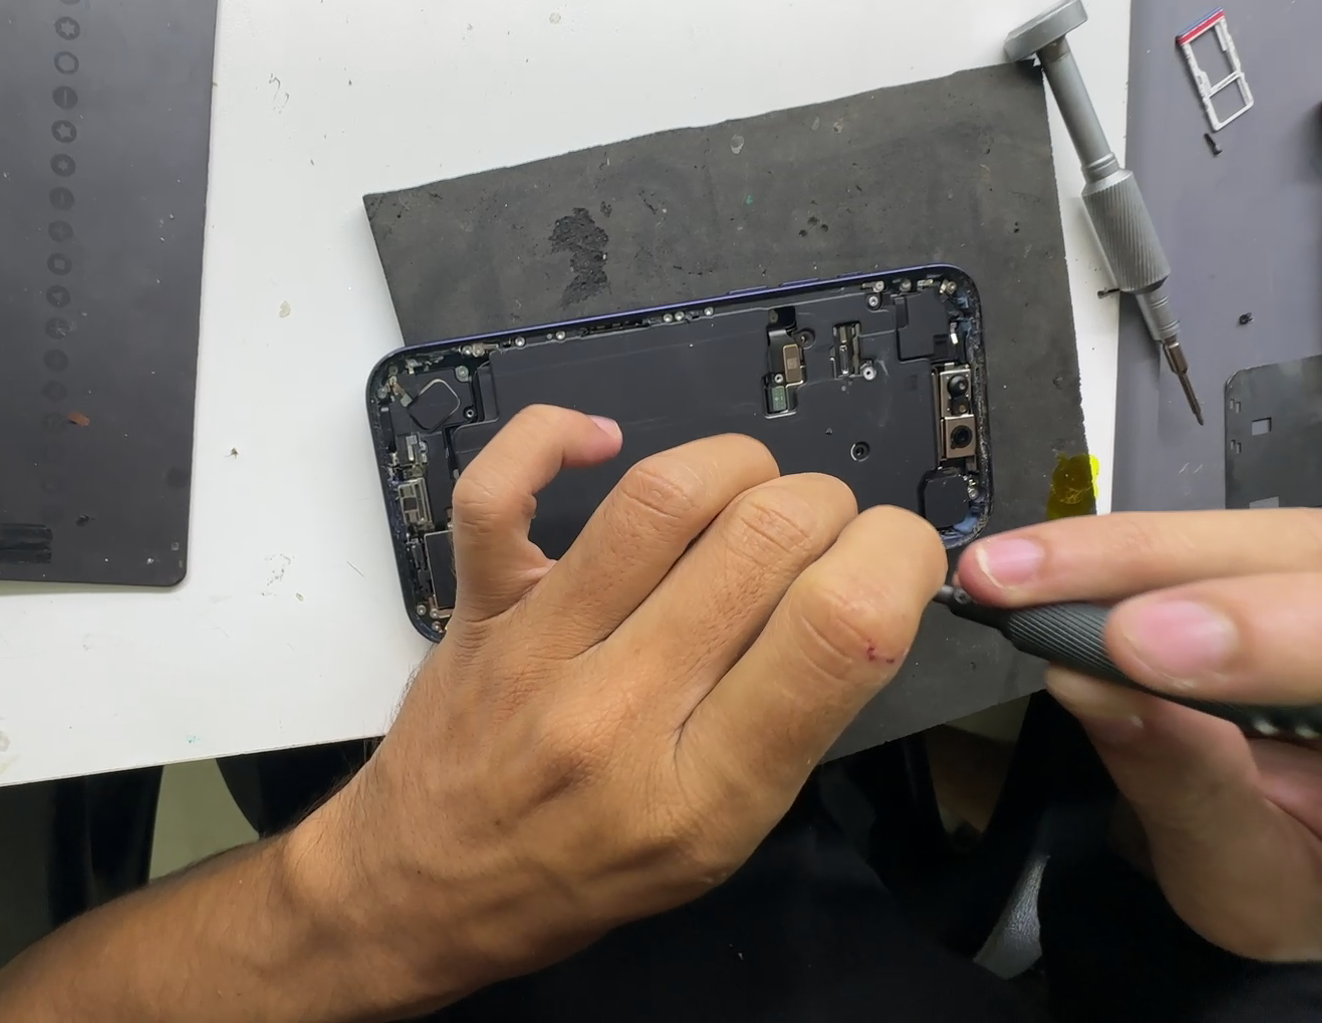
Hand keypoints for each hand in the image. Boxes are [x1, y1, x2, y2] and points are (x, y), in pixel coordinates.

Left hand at [288, 406, 946, 1013]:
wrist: (426, 883)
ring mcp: (536, 644)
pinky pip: (497, 490)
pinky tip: (598, 439)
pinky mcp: (477, 603)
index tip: (895, 550)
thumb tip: (849, 594)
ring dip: (733, 464)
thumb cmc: (576, 873)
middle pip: (758, 542)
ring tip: (746, 487)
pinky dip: (549, 437)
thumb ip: (787, 723)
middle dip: (823, 506)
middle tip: (819, 527)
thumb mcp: (714, 843)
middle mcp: (618, 708)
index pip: (835, 633)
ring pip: (656, 500)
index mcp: (704, 790)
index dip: (893, 558)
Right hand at [958, 510, 1321, 987]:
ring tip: (1005, 570)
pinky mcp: (1312, 580)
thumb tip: (1083, 683)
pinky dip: (1117, 559)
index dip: (1301, 632)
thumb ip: (1200, 796)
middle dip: (1154, 561)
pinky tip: (1043, 567)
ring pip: (1267, 538)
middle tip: (1011, 577)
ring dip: (1114, 550)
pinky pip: (1221, 553)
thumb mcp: (1279, 888)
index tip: (1138, 651)